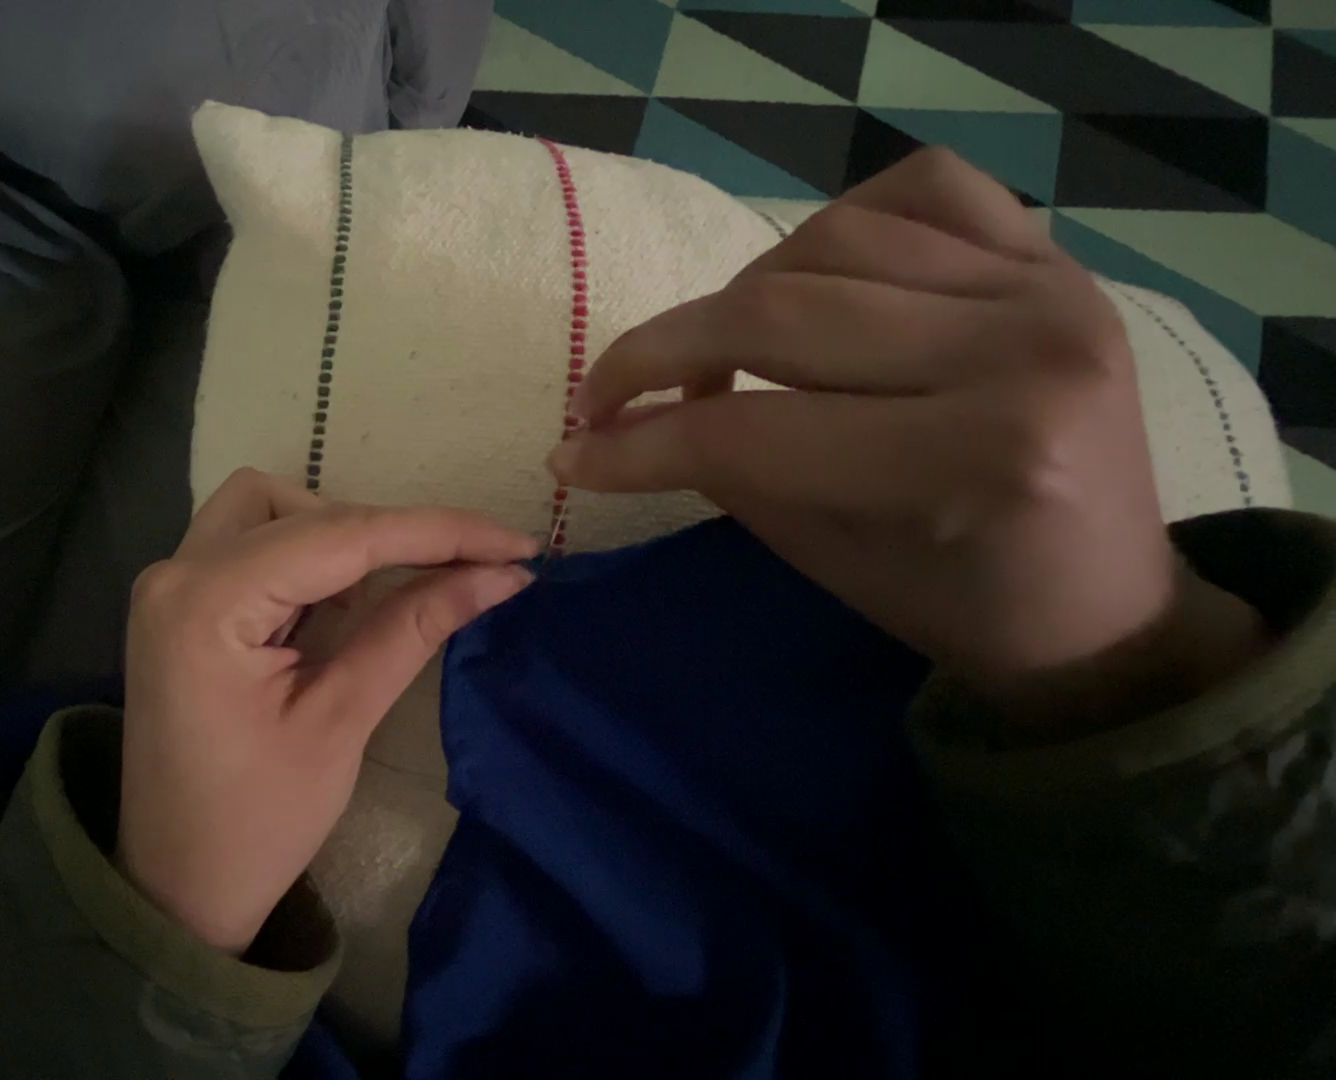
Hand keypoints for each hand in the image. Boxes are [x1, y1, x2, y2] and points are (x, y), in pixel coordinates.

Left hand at [118, 468, 536, 953]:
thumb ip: (414, 629)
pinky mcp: (180, 599)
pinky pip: (253, 542)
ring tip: (377, 605)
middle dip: (391, 536)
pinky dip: (308, 557)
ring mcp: (170, 582)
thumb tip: (500, 575)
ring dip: (339, 538)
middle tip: (464, 573)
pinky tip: (336, 607)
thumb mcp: (342, 721)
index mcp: (206, 605)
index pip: (341, 536)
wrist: (176, 884)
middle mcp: (176, 571)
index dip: (437, 532)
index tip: (513, 541)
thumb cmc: (257, 823)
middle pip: (304, 509)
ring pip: (272, 509)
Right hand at [549, 149, 1264, 736]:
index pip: (748, 433)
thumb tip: (612, 432)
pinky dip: (832, 227)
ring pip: (825, 240)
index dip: (634, 445)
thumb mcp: (813, 553)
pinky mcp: (1055, 253)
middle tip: (603, 399)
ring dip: (733, 298)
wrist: (1096, 602)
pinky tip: (806, 280)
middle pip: (775, 315)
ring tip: (713, 354)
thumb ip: (716, 472)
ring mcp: (1046, 286)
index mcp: (970, 461)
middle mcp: (1018, 351)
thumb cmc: (945, 599)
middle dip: (654, 355)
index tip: (567, 457)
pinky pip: (917, 191)